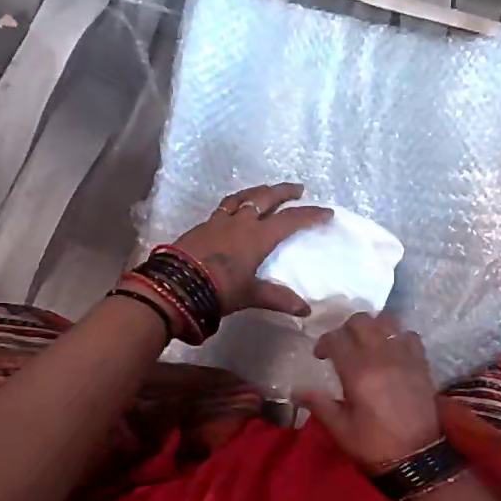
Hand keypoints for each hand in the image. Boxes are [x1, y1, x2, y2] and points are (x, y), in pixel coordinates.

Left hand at [172, 183, 332, 314]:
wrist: (174, 286)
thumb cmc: (217, 289)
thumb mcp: (249, 295)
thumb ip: (277, 298)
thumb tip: (304, 310)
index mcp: (257, 236)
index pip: (290, 220)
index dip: (309, 215)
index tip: (326, 212)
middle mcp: (240, 222)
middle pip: (265, 198)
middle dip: (284, 192)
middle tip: (298, 189)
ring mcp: (218, 221)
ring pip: (242, 198)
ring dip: (258, 192)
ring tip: (266, 191)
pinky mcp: (202, 226)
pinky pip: (224, 207)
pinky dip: (236, 203)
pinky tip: (234, 209)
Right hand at [297, 312, 440, 467]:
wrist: (418, 458)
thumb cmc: (375, 446)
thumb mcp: (341, 430)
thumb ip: (319, 404)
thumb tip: (295, 392)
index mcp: (358, 373)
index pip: (336, 338)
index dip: (324, 343)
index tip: (320, 356)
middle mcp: (382, 357)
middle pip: (362, 321)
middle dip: (346, 329)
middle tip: (342, 347)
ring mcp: (405, 357)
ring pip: (387, 321)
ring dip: (372, 327)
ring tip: (366, 344)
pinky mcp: (421, 364)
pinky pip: (409, 336)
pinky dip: (398, 337)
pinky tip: (392, 352)